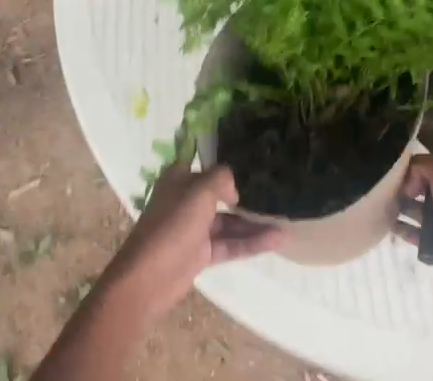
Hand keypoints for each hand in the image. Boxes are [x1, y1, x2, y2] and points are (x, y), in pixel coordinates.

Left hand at [99, 161, 284, 320]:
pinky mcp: (201, 253)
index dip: (226, 158)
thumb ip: (222, 179)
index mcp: (179, 178)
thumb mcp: (199, 191)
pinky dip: (250, 242)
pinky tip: (275, 239)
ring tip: (285, 220)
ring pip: (229, 221)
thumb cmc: (172, 225)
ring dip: (254, 222)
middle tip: (277, 186)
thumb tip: (234, 189)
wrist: (148, 279)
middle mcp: (187, 199)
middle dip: (246, 192)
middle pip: (221, 193)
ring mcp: (194, 228)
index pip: (205, 162)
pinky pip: (230, 244)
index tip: (253, 154)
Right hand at [395, 154, 432, 290]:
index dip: (412, 165)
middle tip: (385, 189)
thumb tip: (408, 182)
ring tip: (383, 207)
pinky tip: (391, 225)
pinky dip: (400, 227)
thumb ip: (423, 165)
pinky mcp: (431, 238)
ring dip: (397, 206)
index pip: (427, 163)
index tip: (396, 170)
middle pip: (416, 185)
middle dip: (400, 186)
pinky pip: (410, 230)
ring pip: (411, 207)